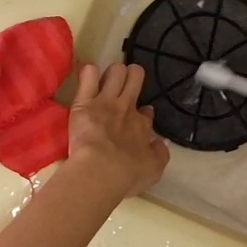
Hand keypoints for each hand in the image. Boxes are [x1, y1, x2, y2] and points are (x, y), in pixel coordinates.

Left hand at [66, 63, 168, 198]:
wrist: (101, 169)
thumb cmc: (127, 175)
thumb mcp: (154, 170)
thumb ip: (160, 154)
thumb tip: (162, 142)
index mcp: (142, 126)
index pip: (146, 112)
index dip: (145, 112)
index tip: (141, 116)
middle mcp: (126, 108)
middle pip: (134, 79)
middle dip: (133, 76)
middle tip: (127, 83)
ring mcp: (105, 101)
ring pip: (115, 72)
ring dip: (113, 72)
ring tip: (108, 78)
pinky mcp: (84, 101)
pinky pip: (88, 74)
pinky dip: (89, 72)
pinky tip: (88, 75)